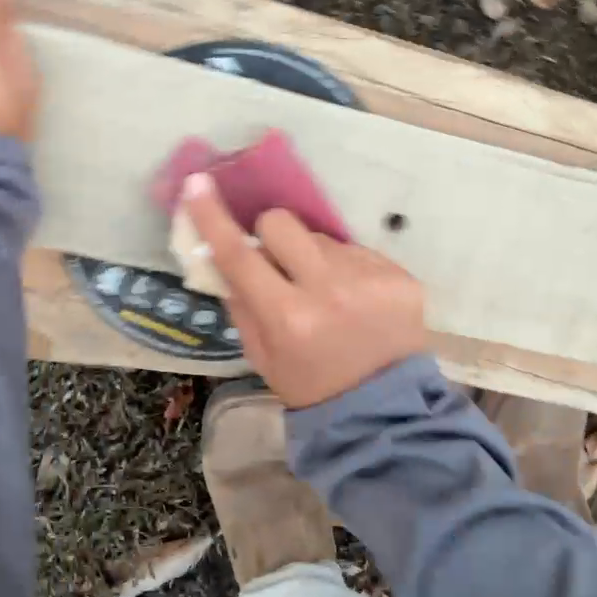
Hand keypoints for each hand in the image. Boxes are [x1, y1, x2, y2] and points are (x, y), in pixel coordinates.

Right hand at [180, 172, 427, 407]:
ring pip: (321, 237)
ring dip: (314, 258)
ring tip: (328, 296)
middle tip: (279, 265)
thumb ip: (239, 302)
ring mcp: (369, 279)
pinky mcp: (399, 275)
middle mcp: (329, 290)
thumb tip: (220, 253)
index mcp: (288, 317)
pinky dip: (348, 270)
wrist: (385, 412)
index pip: (240, 255)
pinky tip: (357, 301)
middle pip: (282, 222)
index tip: (197, 184)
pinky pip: (357, 251)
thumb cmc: (310, 385)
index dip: (213, 217)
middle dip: (272, 237)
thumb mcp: (261, 356)